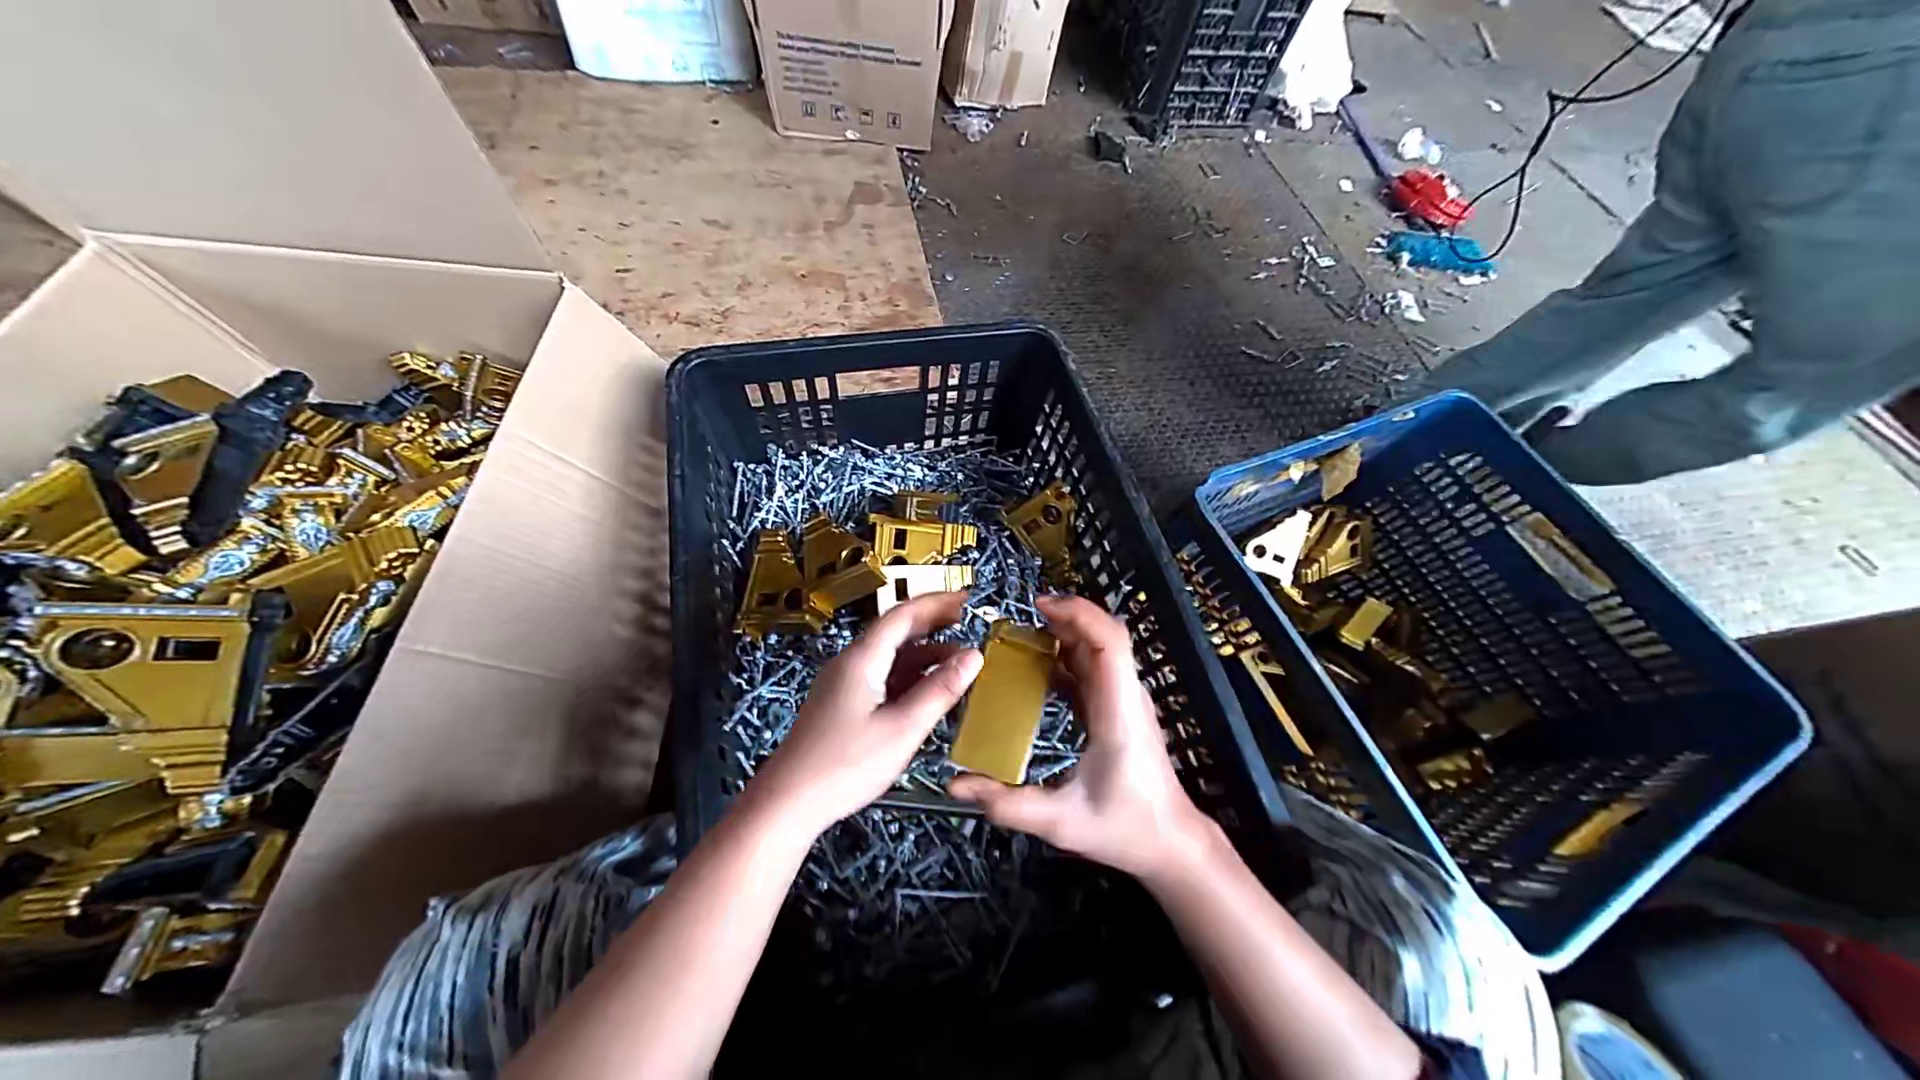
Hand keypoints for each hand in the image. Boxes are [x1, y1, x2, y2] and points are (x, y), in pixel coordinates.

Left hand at [752, 592, 982, 835]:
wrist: (788, 802)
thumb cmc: (842, 766)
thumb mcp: (902, 728)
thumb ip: (939, 691)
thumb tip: (972, 658)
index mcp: (862, 661)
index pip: (902, 615)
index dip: (936, 603)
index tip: (964, 598)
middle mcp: (850, 665)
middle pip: (895, 631)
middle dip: (932, 624)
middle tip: (965, 622)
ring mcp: (844, 685)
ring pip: (889, 657)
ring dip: (924, 654)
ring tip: (958, 662)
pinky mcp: (842, 705)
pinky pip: (882, 678)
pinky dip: (909, 676)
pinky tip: (928, 691)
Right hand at [949, 594, 1217, 881]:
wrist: (1170, 843)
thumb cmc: (1125, 828)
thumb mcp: (1060, 821)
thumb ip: (1007, 804)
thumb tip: (956, 784)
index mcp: (1118, 711)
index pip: (1109, 642)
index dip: (1079, 613)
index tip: (1040, 605)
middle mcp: (1125, 696)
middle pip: (1102, 636)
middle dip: (1063, 617)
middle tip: (1018, 619)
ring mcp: (1125, 701)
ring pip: (1099, 649)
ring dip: (1063, 635)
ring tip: (1021, 638)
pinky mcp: (1119, 709)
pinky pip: (1093, 670)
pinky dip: (1066, 658)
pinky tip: (1036, 669)